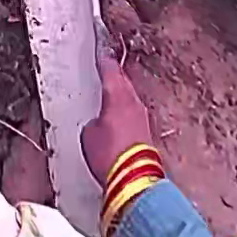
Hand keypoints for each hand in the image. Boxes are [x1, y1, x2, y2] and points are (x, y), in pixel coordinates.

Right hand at [80, 55, 153, 184]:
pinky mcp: (148, 134)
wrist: (135, 181)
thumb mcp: (89, 132)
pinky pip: (134, 115)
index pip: (110, 69)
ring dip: (122, 95)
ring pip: (130, 98)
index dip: (104, 60)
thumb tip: (98, 124)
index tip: (101, 54)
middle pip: (123, 82)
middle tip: (106, 70)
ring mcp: (143, 118)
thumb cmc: (110, 153)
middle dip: (115, 76)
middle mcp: (133, 102)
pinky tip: (120, 118)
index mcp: (117, 93)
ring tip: (111, 95)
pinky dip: (126, 112)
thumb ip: (94, 120)